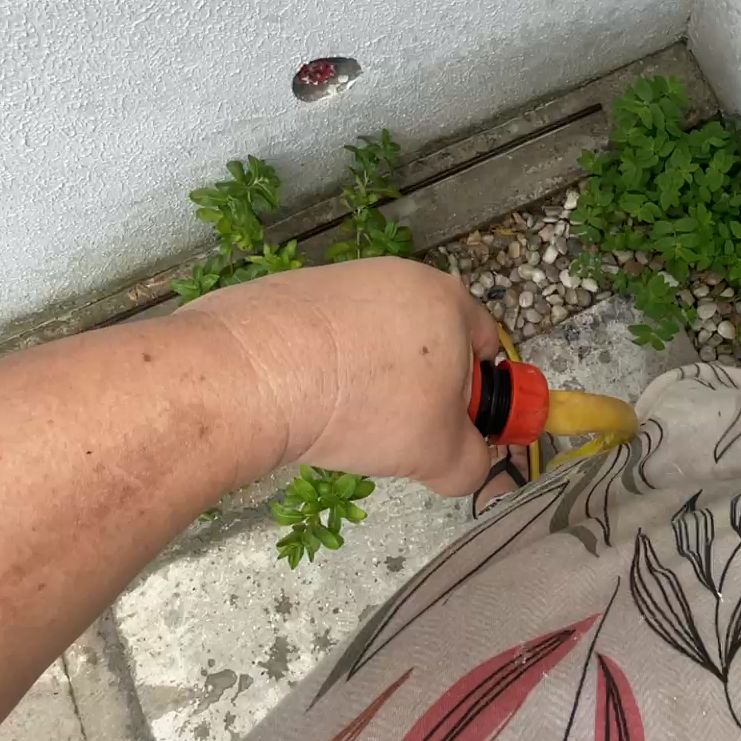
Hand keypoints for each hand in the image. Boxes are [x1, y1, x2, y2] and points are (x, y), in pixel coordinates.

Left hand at [177, 258, 501, 495]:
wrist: (254, 375)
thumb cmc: (367, 404)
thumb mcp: (439, 454)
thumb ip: (472, 464)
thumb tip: (469, 465)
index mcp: (449, 299)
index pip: (486, 343)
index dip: (476, 391)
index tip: (451, 423)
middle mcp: (402, 275)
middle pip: (431, 339)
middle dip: (422, 384)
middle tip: (400, 427)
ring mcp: (346, 277)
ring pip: (380, 336)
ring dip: (374, 375)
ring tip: (346, 416)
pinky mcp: (296, 289)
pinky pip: (333, 332)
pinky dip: (330, 363)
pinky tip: (309, 396)